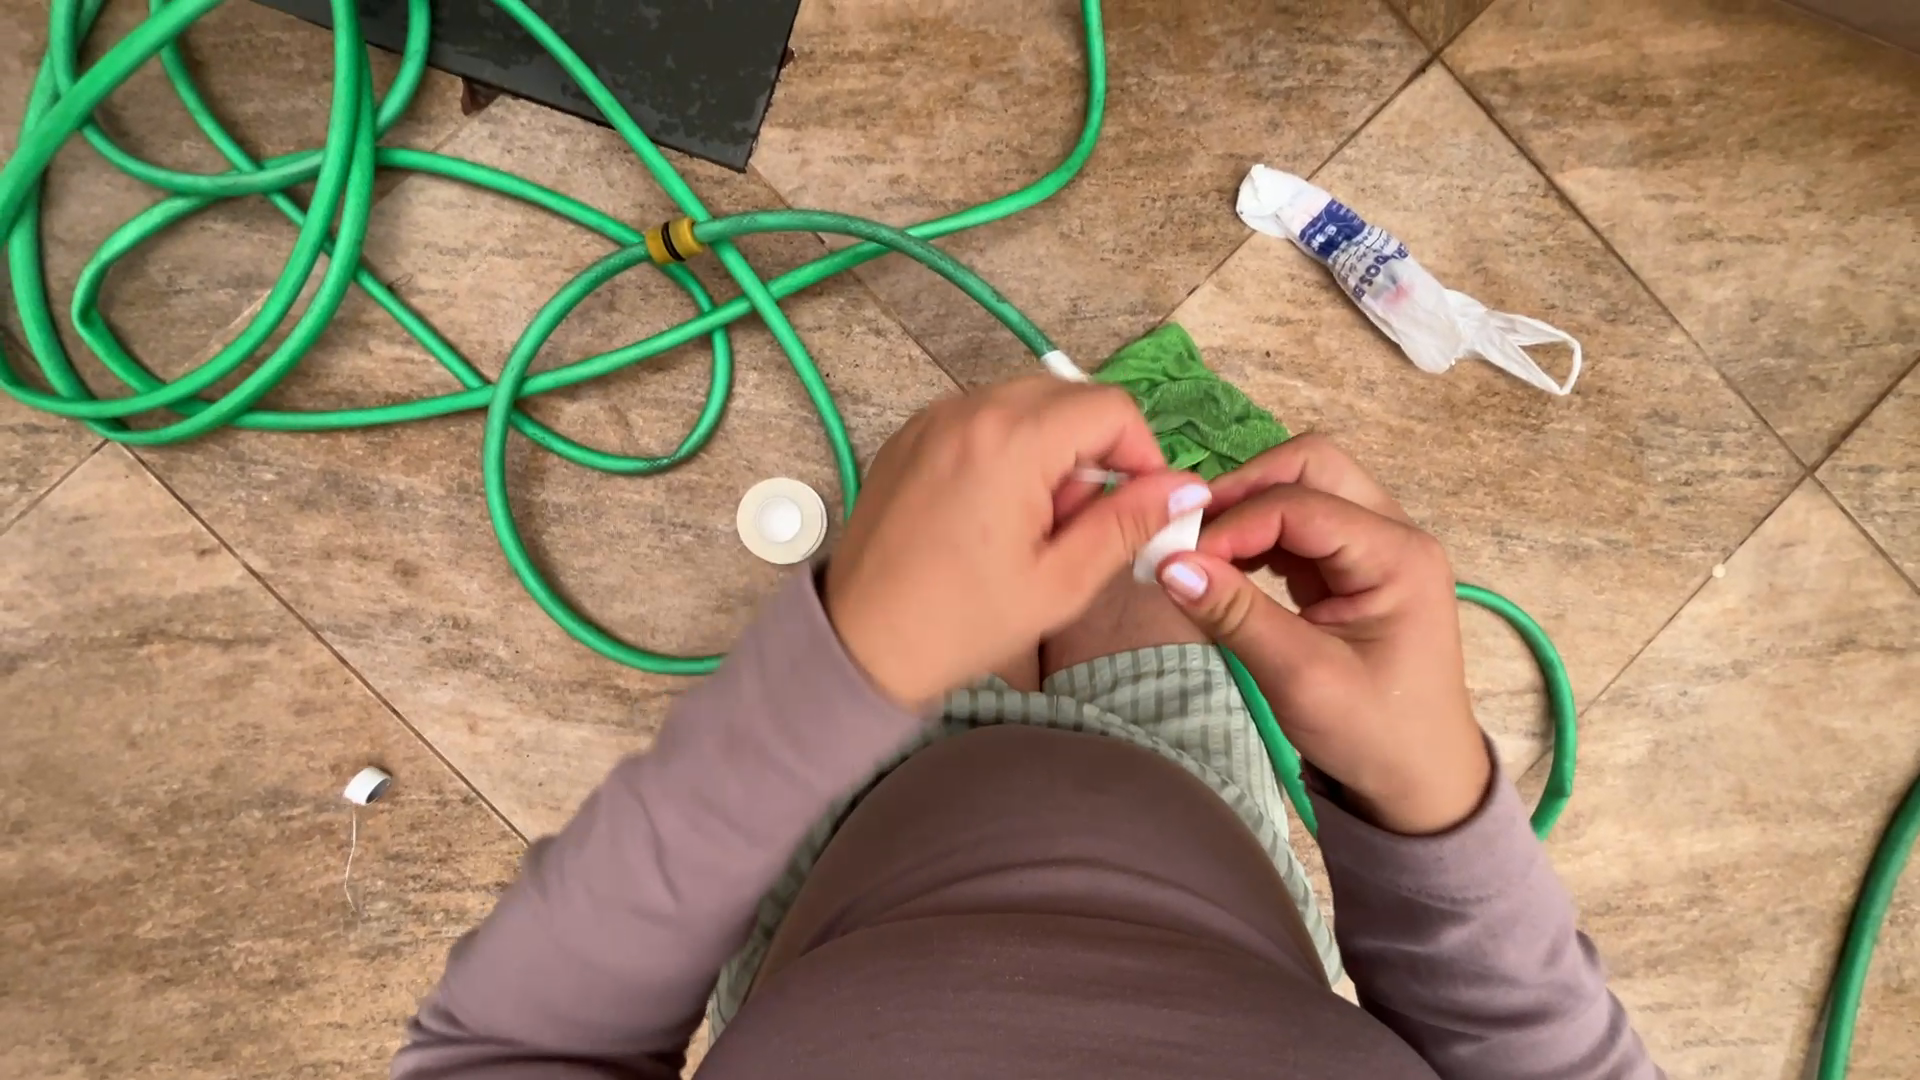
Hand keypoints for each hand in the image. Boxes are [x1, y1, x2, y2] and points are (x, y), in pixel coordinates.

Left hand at [825, 377, 1208, 707]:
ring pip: (1024, 405)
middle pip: (1068, 397)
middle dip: (1093, 451)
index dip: (1141, 453)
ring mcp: (931, 419)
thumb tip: (1187, 487)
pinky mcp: (909, 436)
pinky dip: (1006, 449)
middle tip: (1074, 522)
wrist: (858, 643)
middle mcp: (967, 410)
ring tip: (1029, 522)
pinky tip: (989, 511)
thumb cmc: (960, 623)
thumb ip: (1128, 524)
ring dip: (1049, 450)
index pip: (1110, 406)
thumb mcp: (1060, 582)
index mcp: (1009, 441)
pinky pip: (980, 419)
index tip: (1138, 505)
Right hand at [1154, 435, 1489, 834]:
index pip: (1298, 503)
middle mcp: (1391, 533)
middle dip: (1244, 487)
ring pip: (1302, 485)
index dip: (1232, 524)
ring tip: (1201, 547)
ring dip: (1247, 507)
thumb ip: (1234, 613)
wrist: (1418, 780)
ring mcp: (1372, 545)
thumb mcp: (1299, 677)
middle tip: (1192, 529)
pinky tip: (1226, 564)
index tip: (1178, 560)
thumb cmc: (1372, 732)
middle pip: (1311, 464)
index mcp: (1396, 555)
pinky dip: (1255, 532)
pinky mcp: (1348, 565)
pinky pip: (1296, 522)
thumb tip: (1168, 565)